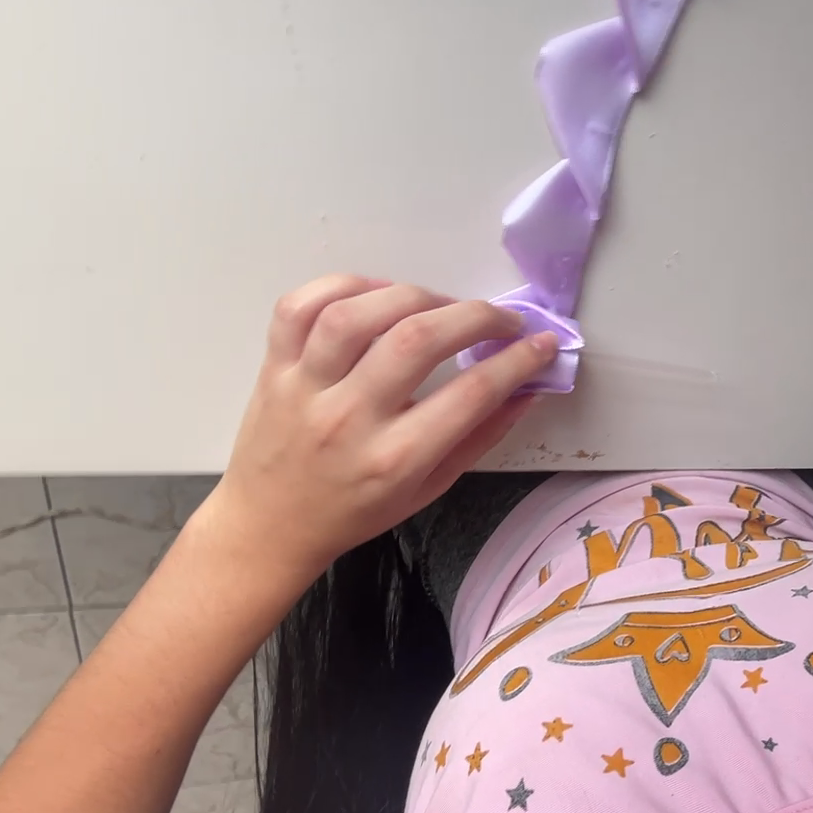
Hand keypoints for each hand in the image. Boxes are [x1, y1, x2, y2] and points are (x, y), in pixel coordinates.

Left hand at [198, 275, 556, 582]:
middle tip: (502, 319)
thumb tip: (528, 388)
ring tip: (441, 305)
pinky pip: (300, 306)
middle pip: (417, 340)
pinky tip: (379, 296)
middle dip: (476, 316)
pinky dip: (345, 286)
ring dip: (414, 295)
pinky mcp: (274, 366)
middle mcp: (350, 419)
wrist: (270, 526)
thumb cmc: (360, 511)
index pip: (472, 393)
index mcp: (397, 459)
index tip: (542, 343)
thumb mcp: (433, 486)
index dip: (518, 360)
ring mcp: (305, 388)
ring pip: (357, 315)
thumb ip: (482, 435)